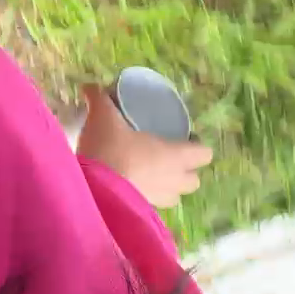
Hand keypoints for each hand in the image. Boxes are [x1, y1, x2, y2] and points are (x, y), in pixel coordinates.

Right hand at [77, 83, 214, 208]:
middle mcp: (174, 178)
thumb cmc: (109, 148)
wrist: (93, 186)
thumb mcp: (102, 116)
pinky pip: (153, 201)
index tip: (181, 138)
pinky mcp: (141, 208)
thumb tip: (90, 86)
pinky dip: (146, 194)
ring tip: (147, 173)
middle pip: (194, 179)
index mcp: (175, 155)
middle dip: (184, 170)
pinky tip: (128, 184)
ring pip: (175, 193)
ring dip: (167, 185)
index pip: (205, 153)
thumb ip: (99, 99)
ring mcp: (159, 196)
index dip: (197, 145)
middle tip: (164, 156)